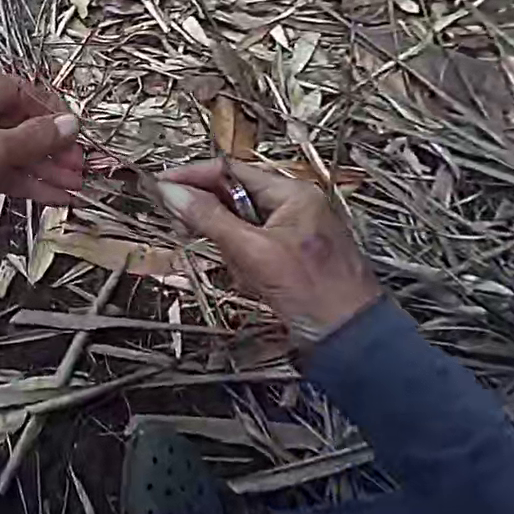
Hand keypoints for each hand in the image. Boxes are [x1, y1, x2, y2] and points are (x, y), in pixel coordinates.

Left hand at [0, 75, 84, 242]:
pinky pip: (7, 173)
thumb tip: (71, 124)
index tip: (72, 125)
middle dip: (51, 143)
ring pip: (16, 151)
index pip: (14, 90)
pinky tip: (57, 197)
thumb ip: (34, 138)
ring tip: (76, 183)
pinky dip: (31, 184)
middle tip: (78, 161)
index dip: (46, 105)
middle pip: (19, 123)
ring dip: (46, 167)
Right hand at [156, 160, 381, 343]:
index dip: (190, 176)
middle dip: (208, 215)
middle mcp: (291, 204)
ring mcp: (290, 229)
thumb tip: (170, 191)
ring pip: (236, 222)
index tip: (160, 186)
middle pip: (230, 195)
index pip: (228, 170)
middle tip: (183, 229)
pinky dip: (239, 258)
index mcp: (291, 193)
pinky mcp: (287, 253)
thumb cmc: (313, 292)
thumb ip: (209, 218)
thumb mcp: (253, 251)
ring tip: (239, 269)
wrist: (353, 342)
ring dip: (227, 244)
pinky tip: (249, 278)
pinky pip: (248, 244)